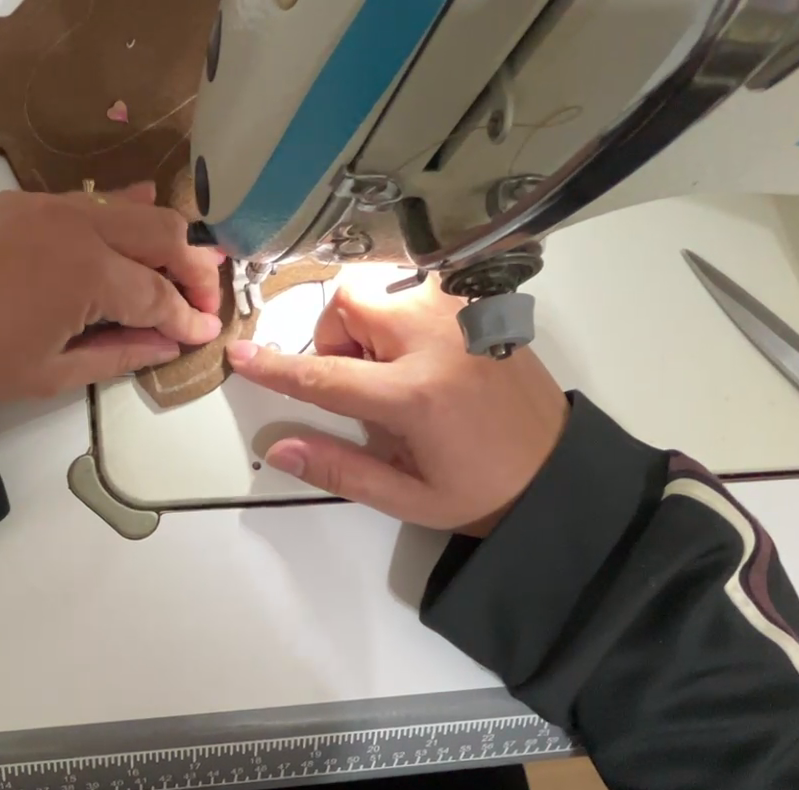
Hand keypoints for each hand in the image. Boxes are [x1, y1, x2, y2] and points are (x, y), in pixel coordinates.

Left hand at [0, 183, 224, 403]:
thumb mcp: (55, 373)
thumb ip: (120, 354)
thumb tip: (167, 345)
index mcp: (90, 276)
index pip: (159, 297)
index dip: (189, 319)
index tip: (208, 334)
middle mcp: (79, 227)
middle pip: (161, 235)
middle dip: (192, 268)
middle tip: (202, 299)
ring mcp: (48, 206)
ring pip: (129, 208)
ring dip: (162, 236)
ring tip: (179, 264)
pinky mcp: (21, 202)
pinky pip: (87, 199)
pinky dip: (120, 209)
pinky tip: (136, 209)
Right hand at [228, 277, 567, 535]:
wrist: (557, 470)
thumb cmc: (480, 490)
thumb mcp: (405, 497)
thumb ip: (339, 470)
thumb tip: (281, 447)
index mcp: (417, 396)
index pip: (326, 375)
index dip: (276, 367)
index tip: (241, 356)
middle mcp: (439, 342)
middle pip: (351, 302)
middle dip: (333, 336)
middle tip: (356, 379)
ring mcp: (465, 315)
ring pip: (382, 284)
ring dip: (366, 321)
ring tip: (390, 366)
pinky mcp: (482, 306)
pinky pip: (417, 283)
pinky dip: (396, 307)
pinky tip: (416, 348)